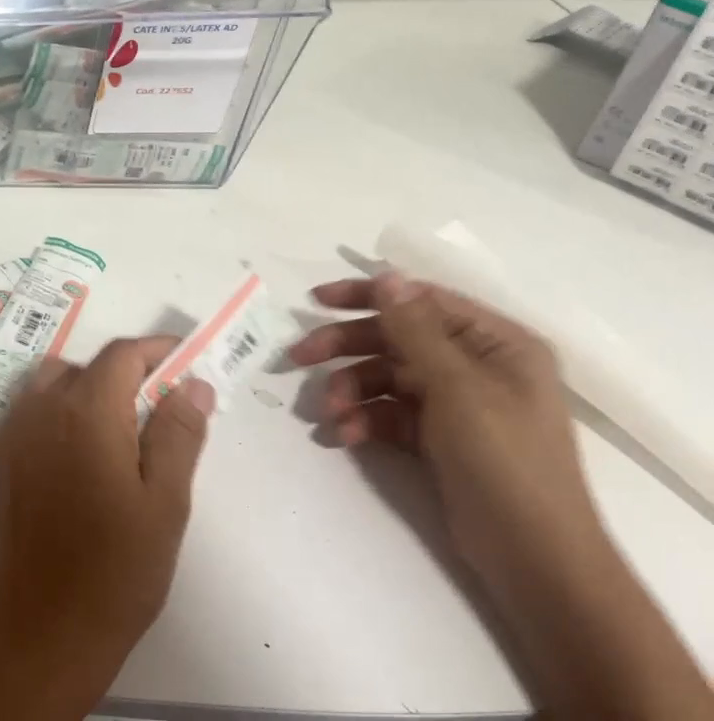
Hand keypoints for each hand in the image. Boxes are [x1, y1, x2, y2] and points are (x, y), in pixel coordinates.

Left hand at [0, 336, 215, 656]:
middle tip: (163, 405)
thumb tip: (190, 383)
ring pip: (50, 383)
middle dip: (123, 373)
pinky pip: (30, 410)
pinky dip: (59, 410)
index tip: (186, 359)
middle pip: (83, 366)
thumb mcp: (165, 500)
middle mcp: (39, 409)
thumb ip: (177, 433)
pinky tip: (85, 451)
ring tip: (125, 429)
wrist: (48, 615)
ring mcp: (13, 431)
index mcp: (84, 412)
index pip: (119, 356)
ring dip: (87, 389)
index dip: (154, 350)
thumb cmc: (119, 564)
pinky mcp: (0, 455)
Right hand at [288, 274, 607, 591]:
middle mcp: (477, 367)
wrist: (532, 553)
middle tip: (296, 359)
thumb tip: (388, 276)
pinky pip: (386, 412)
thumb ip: (416, 330)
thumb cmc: (503, 459)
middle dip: (344, 351)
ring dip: (349, 391)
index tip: (314, 302)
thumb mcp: (457, 388)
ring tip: (329, 415)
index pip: (421, 302)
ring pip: (382, 377)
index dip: (367, 297)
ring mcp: (456, 403)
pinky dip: (362, 420)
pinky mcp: (436, 436)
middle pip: (394, 339)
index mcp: (497, 345)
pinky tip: (344, 436)